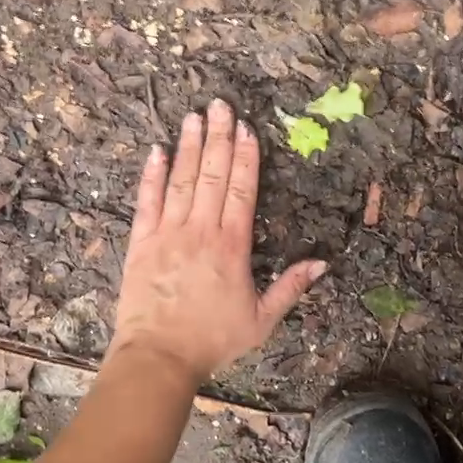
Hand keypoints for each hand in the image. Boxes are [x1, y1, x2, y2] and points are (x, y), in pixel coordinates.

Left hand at [112, 100, 327, 382]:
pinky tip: (157, 151)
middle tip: (221, 104)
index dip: (246, 157)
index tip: (247, 128)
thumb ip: (290, 287)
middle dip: (219, 137)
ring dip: (189, 146)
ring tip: (195, 116)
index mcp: (232, 246)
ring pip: (181, 180)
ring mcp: (167, 234)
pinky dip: (152, 175)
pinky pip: (147, 202)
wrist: (158, 358)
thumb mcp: (261, 320)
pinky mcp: (141, 244)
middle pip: (213, 175)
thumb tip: (322, 263)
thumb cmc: (212, 340)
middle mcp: (200, 231)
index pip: (242, 190)